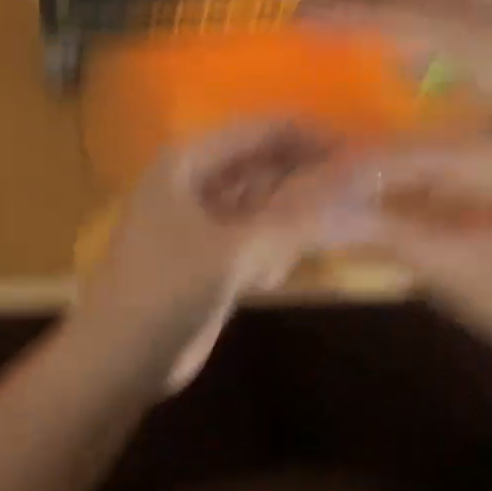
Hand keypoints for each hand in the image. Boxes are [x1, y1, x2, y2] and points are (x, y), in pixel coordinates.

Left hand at [78, 118, 349, 391]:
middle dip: (312, 179)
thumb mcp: (234, 251)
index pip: (263, 130)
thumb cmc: (165, 292)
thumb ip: (297, 218)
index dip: (316, 137)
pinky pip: (258, 239)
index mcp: (187, 163)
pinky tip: (287, 269)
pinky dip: (279, 248)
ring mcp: (201, 223)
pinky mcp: (210, 260)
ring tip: (347, 228)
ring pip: (265, 205)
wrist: (118, 360)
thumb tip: (363, 184)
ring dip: (299, 217)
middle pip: (266, 165)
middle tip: (373, 196)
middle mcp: (194, 183)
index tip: (372, 154)